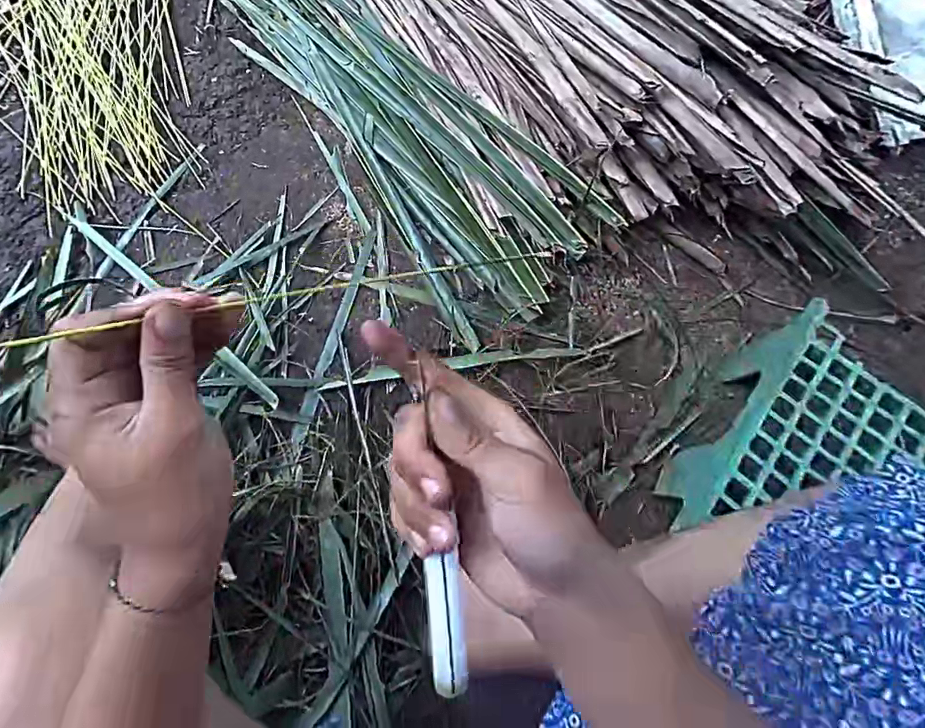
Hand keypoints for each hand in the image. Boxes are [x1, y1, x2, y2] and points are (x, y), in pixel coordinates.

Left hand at [37, 291, 244, 583]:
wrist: (188, 545)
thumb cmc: (173, 496)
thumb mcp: (171, 426)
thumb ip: (167, 364)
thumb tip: (165, 306)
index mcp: (80, 403)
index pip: (80, 337)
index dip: (119, 314)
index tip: (167, 307)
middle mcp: (100, 390)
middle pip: (123, 330)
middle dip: (164, 311)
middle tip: (210, 304)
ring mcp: (132, 390)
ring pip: (155, 336)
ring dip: (190, 319)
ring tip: (228, 308)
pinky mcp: (162, 392)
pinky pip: (178, 352)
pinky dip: (202, 337)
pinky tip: (231, 323)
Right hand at [364, 321, 611, 620]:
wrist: (555, 593)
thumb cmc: (550, 524)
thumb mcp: (518, 478)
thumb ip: (472, 441)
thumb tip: (433, 399)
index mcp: (483, 419)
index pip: (436, 377)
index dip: (401, 353)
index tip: (369, 332)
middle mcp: (457, 441)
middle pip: (407, 427)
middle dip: (415, 462)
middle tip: (442, 495)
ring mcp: (443, 478)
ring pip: (399, 471)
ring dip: (417, 507)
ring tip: (448, 536)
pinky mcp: (432, 515)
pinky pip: (400, 509)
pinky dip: (414, 530)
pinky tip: (438, 550)